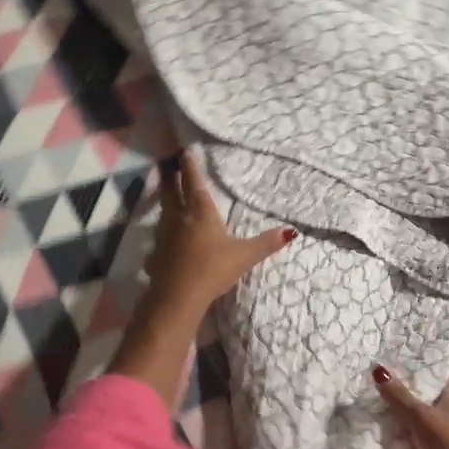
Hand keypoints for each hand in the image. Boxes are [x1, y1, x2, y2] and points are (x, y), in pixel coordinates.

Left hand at [144, 150, 297, 317]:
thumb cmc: (213, 269)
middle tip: (165, 162)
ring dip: (164, 198)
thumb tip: (291, 231)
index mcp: (200, 212)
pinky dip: (162, 228)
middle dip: (169, 175)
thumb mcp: (245, 256)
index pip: (193, 182)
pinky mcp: (156, 253)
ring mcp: (164, 235)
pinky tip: (164, 235)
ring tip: (167, 192)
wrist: (178, 297)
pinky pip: (159, 234)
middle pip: (170, 190)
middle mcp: (179, 217)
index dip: (189, 166)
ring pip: (163, 210)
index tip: (183, 152)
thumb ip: (266, 243)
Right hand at [374, 368, 448, 448]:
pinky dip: (409, 442)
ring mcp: (448, 432)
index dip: (422, 365)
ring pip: (421, 419)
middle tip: (381, 389)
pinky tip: (392, 442)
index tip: (397, 364)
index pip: (440, 369)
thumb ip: (398, 396)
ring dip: (404, 420)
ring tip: (379, 413)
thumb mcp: (420, 417)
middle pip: (427, 394)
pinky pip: (420, 441)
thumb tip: (379, 370)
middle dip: (406, 394)